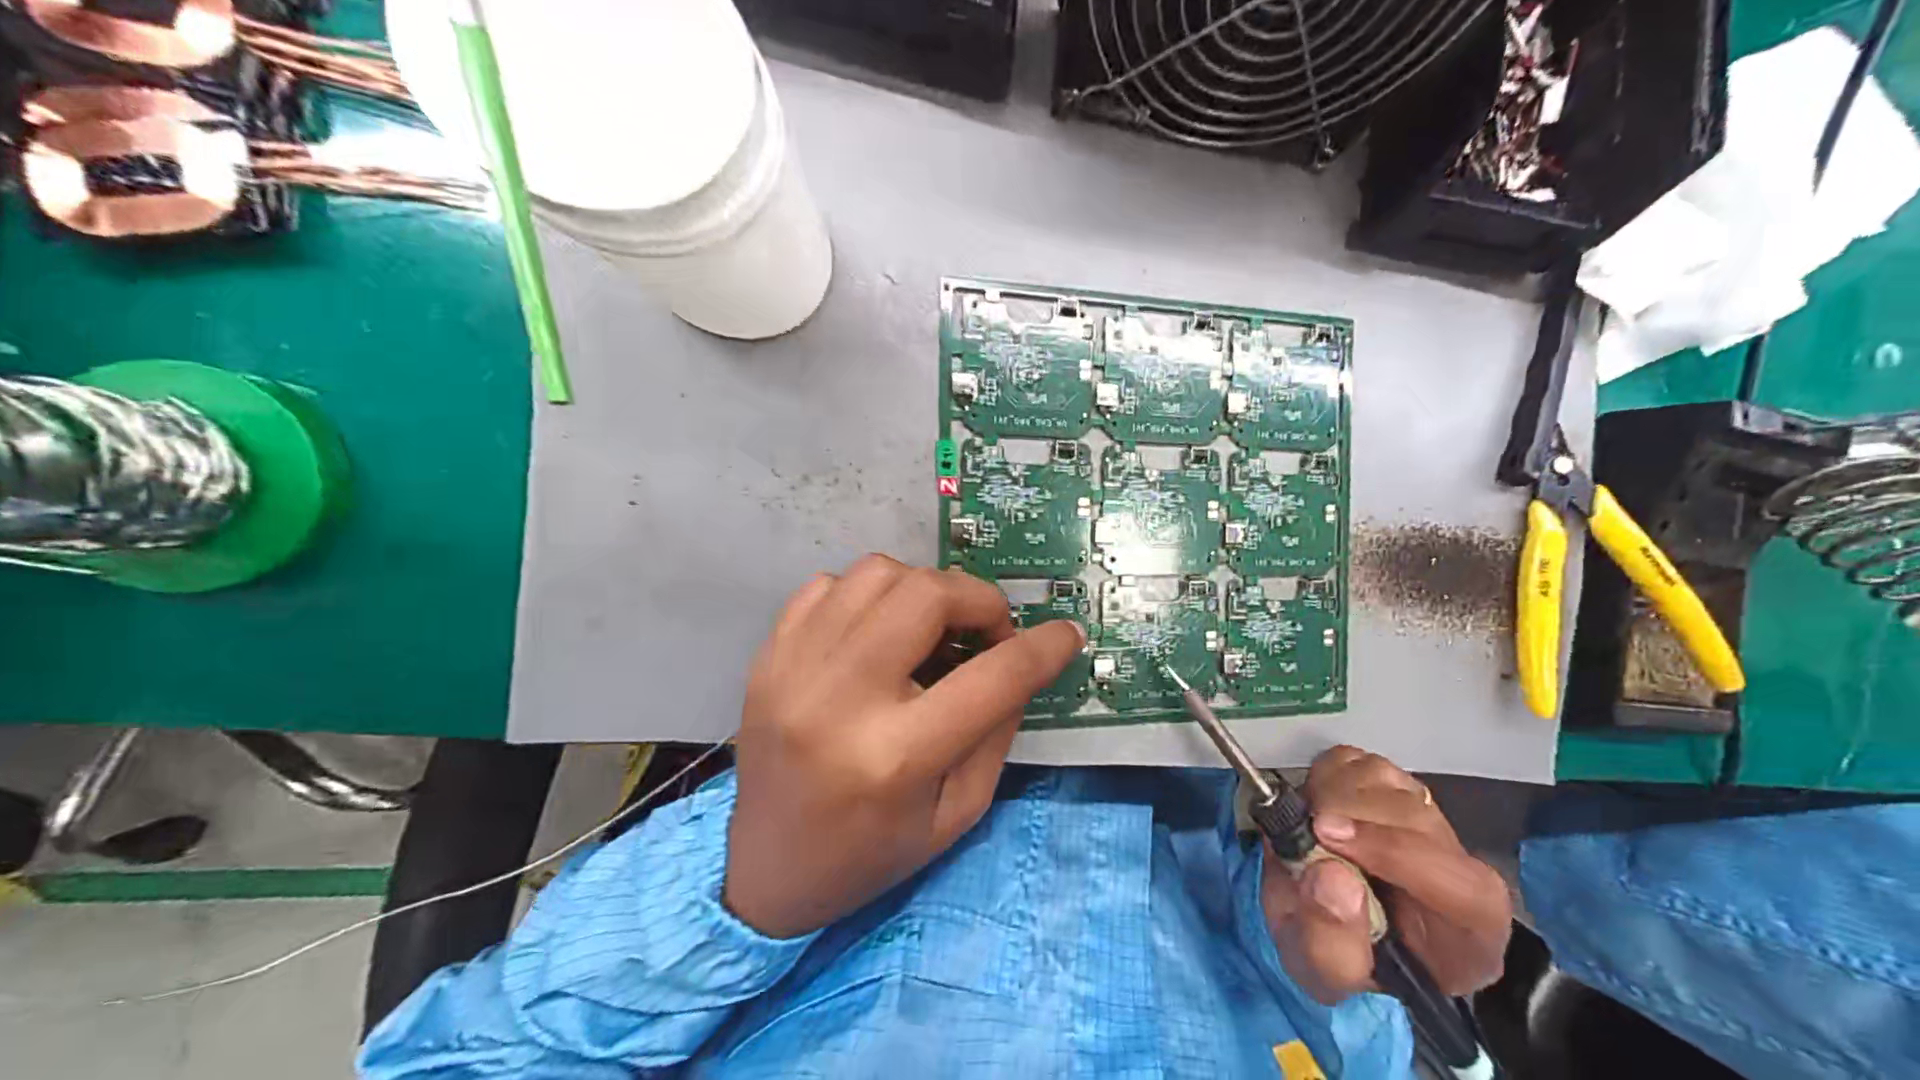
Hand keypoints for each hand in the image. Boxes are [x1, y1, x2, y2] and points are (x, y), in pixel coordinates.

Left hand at [725, 555, 1084, 938]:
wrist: (767, 867)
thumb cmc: (872, 851)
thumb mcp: (957, 811)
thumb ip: (997, 729)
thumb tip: (1022, 658)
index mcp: (896, 756)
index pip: (991, 678)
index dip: (1042, 648)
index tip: (1065, 634)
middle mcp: (840, 699)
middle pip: (926, 595)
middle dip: (977, 601)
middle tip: (987, 633)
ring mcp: (794, 668)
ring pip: (877, 573)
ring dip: (922, 589)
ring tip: (932, 629)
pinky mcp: (769, 656)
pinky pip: (828, 585)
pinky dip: (868, 596)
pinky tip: (878, 633)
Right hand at [1263, 746, 1510, 1002]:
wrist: (1330, 923)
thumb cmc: (1342, 956)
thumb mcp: (1325, 974)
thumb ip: (1330, 941)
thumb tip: (1329, 875)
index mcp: (1469, 928)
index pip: (1460, 883)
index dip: (1393, 851)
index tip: (1325, 835)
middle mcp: (1458, 863)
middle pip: (1410, 816)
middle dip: (1342, 816)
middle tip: (1299, 838)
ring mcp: (1424, 813)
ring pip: (1380, 780)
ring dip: (1327, 795)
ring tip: (1307, 829)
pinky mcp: (1389, 783)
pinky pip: (1353, 760)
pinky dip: (1323, 776)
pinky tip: (1316, 807)